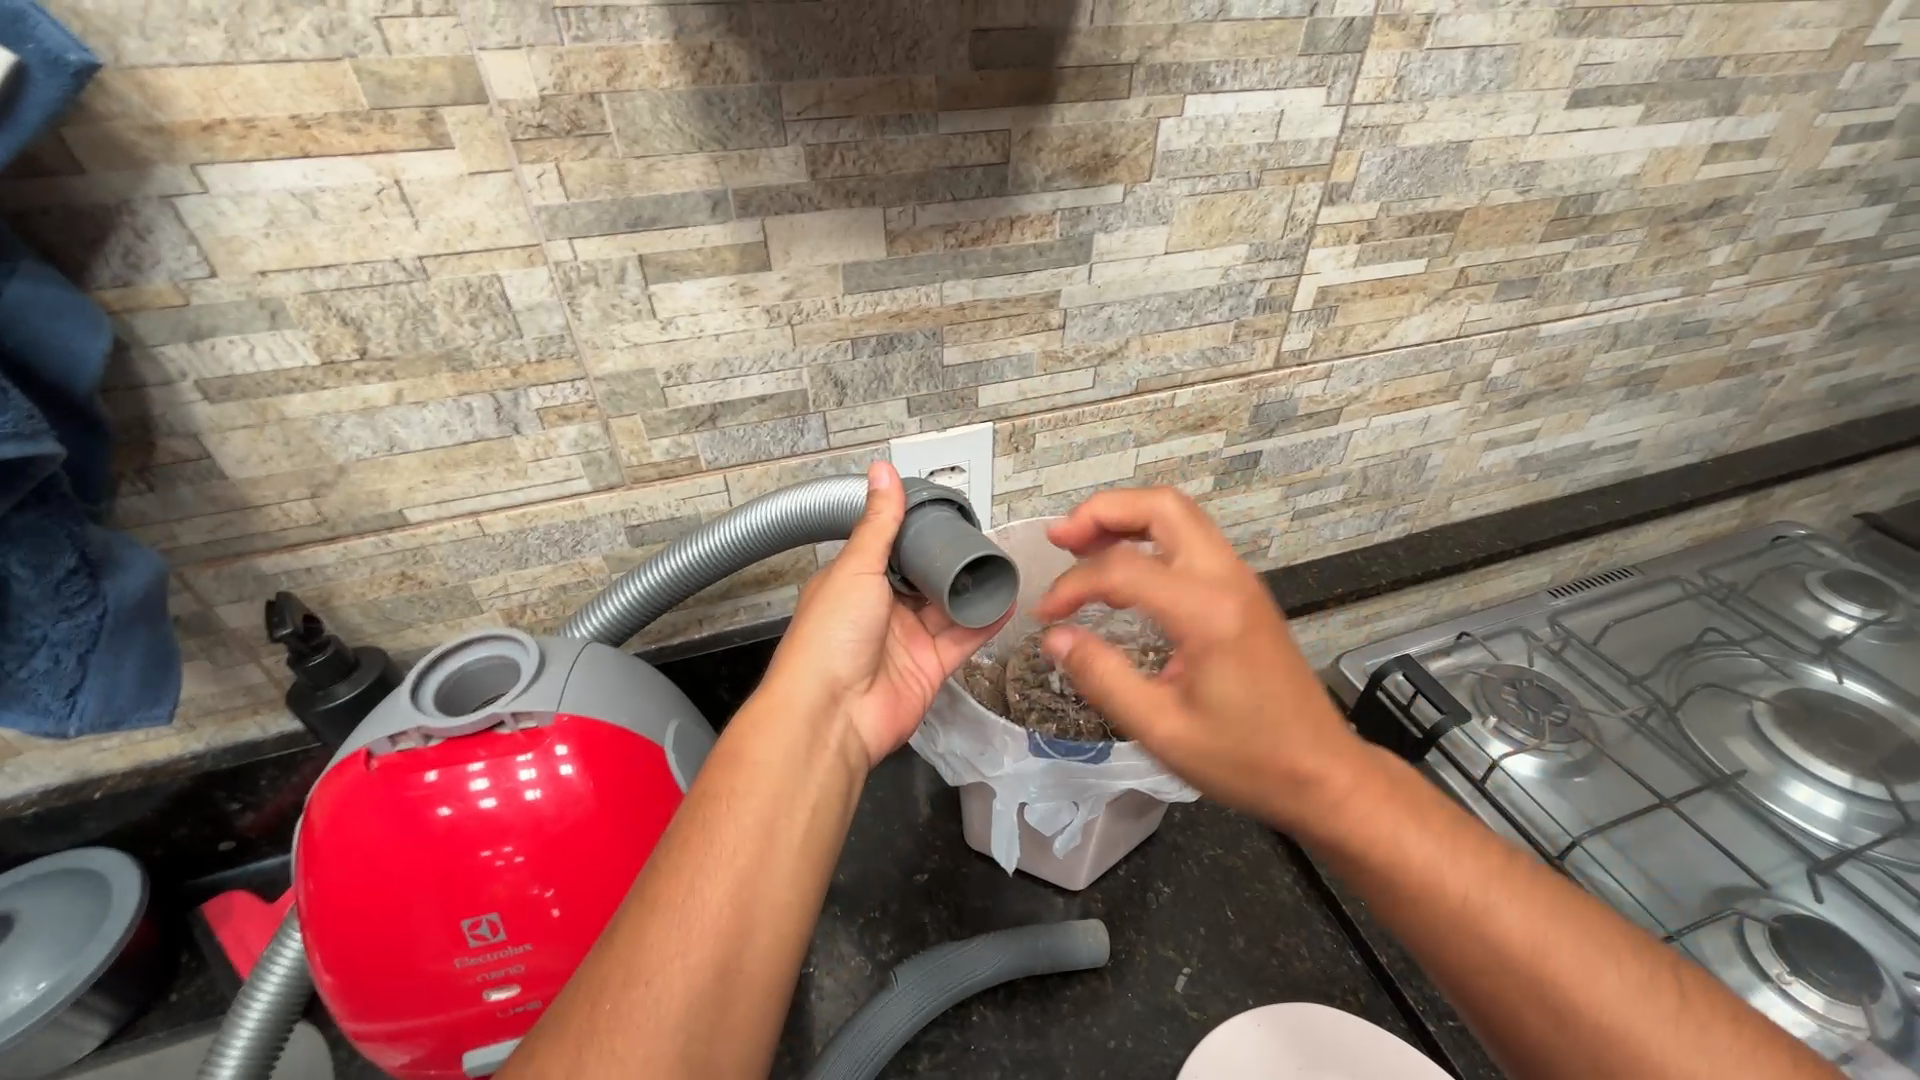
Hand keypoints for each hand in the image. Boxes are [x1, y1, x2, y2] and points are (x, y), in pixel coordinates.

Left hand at [762, 462, 1011, 769]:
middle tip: (983, 541)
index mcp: (855, 581)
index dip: (919, 534)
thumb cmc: (828, 638)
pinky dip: (984, 622)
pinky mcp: (929, 668)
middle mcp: (881, 609)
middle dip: (952, 563)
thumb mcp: (856, 567)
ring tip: (1001, 567)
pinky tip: (1004, 603)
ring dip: (973, 591)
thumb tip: (883, 472)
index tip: (949, 517)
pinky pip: (962, 640)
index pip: (893, 549)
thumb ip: (880, 523)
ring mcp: (906, 640)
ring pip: (948, 609)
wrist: (831, 714)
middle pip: (925, 580)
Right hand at [1033, 488, 1370, 830]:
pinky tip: (1123, 569)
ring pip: (1180, 515)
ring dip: (1127, 519)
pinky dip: (1150, 538)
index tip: (1046, 615)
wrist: (1322, 773)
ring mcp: (1241, 582)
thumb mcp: (1162, 729)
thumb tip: (1055, 639)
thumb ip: (1102, 677)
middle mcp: (1227, 580)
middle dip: (1103, 511)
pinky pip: (1193, 541)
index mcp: (1206, 612)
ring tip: (1081, 544)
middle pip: (1162, 506)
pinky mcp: (1244, 593)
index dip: (1072, 585)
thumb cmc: (1246, 759)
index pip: (1122, 569)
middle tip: (1060, 537)